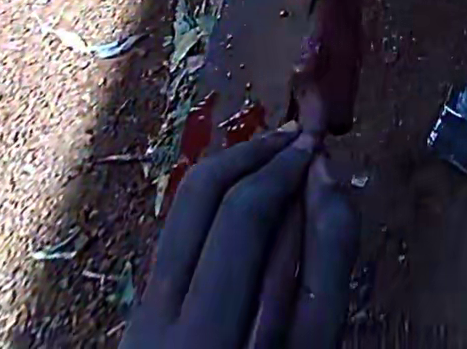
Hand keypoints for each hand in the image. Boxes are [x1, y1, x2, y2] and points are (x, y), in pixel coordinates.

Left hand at [123, 130, 358, 348]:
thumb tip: (323, 169)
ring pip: (184, 204)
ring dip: (235, 165)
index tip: (318, 143)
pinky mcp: (139, 312)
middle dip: (258, 154)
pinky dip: (220, 197)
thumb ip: (327, 258)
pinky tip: (252, 194)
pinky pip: (180, 230)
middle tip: (299, 137)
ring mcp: (141, 317)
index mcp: (207, 340)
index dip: (284, 167)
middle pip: (203, 196)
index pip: (243, 218)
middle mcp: (159, 322)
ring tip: (277, 151)